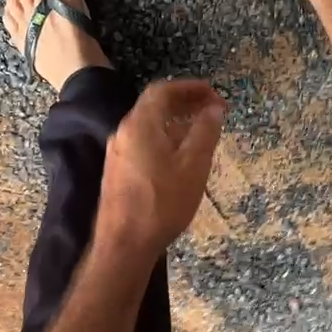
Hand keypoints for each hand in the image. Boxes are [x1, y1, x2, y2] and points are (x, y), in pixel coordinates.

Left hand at [94, 80, 227, 268]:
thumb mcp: (193, 166)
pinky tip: (181, 157)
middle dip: (185, 103)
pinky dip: (165, 139)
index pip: (163, 90)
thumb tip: (214, 108)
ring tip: (203, 132)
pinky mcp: (117, 171)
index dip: (190, 87)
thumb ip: (205, 132)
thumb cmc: (162, 203)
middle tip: (213, 110)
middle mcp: (124, 132)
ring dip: (176, 122)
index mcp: (140, 124)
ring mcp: (118, 153)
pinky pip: (143, 143)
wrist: (123, 244)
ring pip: (149, 126)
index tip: (214, 94)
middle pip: (154, 106)